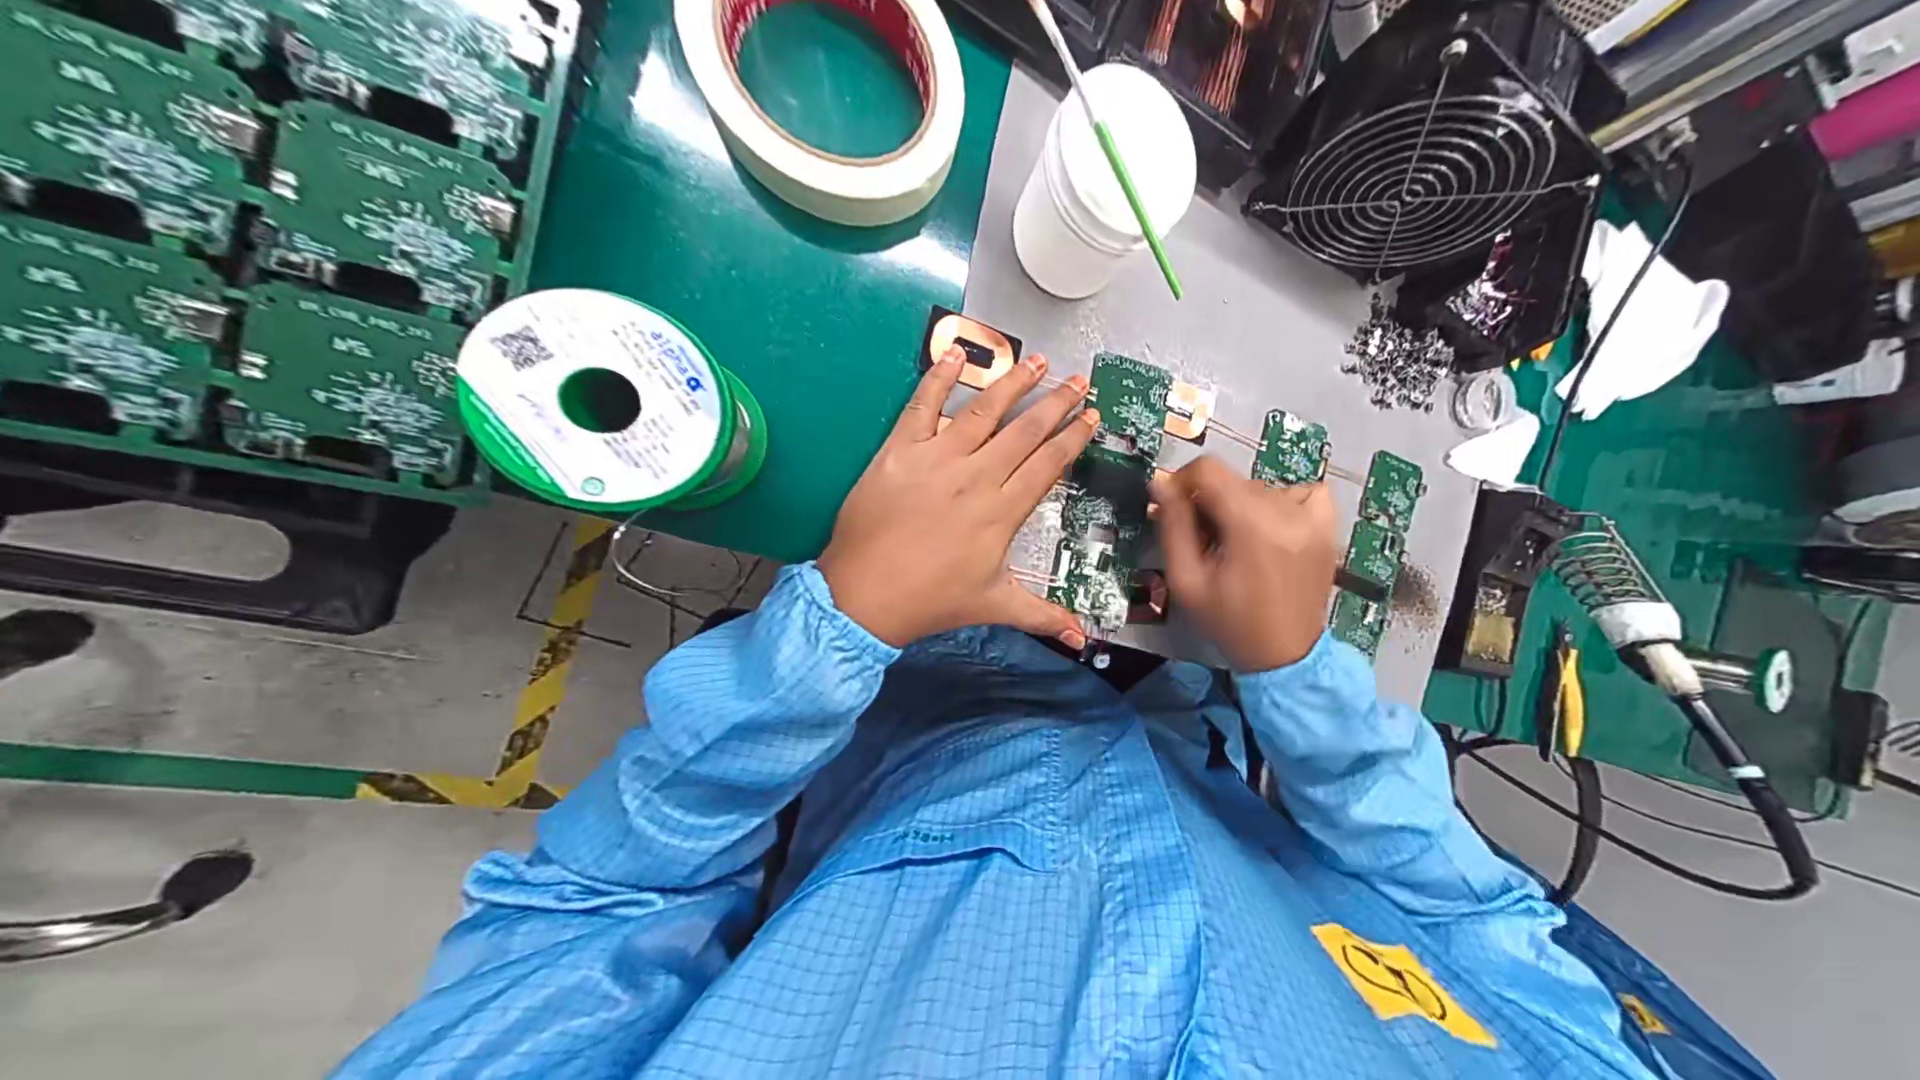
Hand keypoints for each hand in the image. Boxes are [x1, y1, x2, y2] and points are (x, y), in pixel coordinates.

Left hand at [817, 347, 1099, 647]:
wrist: (866, 594)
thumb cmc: (931, 601)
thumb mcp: (993, 606)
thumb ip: (1043, 616)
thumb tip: (1082, 639)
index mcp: (1003, 511)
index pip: (1047, 465)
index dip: (1072, 438)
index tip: (1090, 416)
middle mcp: (977, 477)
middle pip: (1025, 431)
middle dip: (1056, 403)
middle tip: (1078, 380)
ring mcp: (937, 459)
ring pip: (984, 411)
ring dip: (1013, 383)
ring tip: (1036, 362)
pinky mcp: (900, 450)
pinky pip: (922, 406)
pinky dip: (939, 377)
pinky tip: (956, 354)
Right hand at [1150, 456, 1335, 671]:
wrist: (1286, 655)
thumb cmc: (1229, 621)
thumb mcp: (1186, 579)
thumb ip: (1172, 526)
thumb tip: (1160, 482)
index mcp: (1251, 523)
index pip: (1208, 470)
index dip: (1182, 482)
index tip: (1173, 508)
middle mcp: (1287, 511)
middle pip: (1232, 481)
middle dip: (1209, 502)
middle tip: (1202, 539)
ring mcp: (1313, 517)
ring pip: (1259, 488)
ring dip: (1240, 507)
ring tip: (1237, 543)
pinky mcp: (1327, 525)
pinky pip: (1300, 492)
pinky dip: (1281, 502)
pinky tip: (1272, 529)